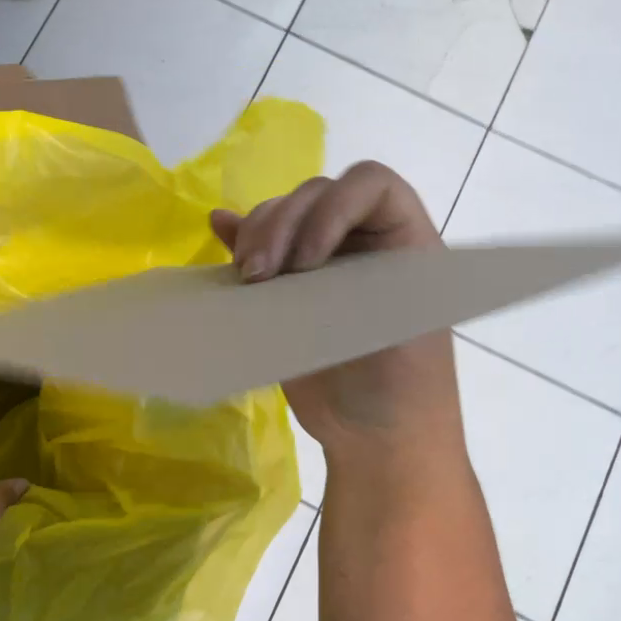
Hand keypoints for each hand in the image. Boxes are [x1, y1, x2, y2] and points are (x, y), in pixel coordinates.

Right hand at [209, 161, 464, 468]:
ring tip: (245, 276)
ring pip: (281, 218)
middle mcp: (360, 243)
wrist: (376, 434)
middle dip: (279, 225)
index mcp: (401, 242)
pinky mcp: (285, 291)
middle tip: (258, 276)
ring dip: (254, 235)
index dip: (331, 208)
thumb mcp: (393, 328)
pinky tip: (219, 228)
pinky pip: (260, 249)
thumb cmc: (399, 387)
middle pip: (314, 196)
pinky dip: (238, 236)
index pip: (369, 185)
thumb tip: (291, 269)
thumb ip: (349, 288)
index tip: (306, 261)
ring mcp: (320, 266)